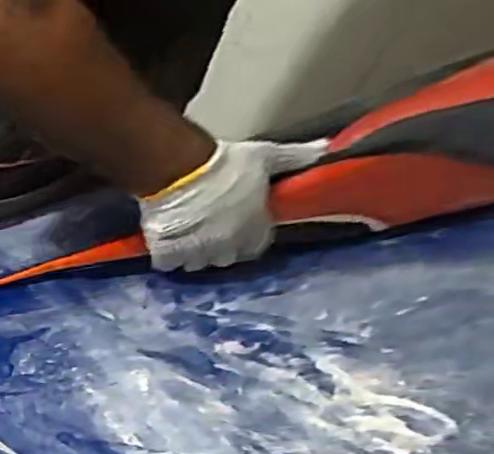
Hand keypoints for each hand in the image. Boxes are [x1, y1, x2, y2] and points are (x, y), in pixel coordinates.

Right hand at [139, 139, 329, 272]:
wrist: (179, 174)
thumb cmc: (226, 165)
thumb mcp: (268, 155)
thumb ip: (296, 157)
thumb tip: (328, 148)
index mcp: (252, 225)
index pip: (255, 248)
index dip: (249, 241)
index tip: (242, 233)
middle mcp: (224, 243)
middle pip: (223, 260)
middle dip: (220, 251)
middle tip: (213, 238)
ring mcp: (192, 250)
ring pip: (195, 264)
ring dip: (193, 256)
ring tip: (188, 245)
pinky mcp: (165, 252)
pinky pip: (167, 265)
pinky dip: (167, 258)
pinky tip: (167, 248)